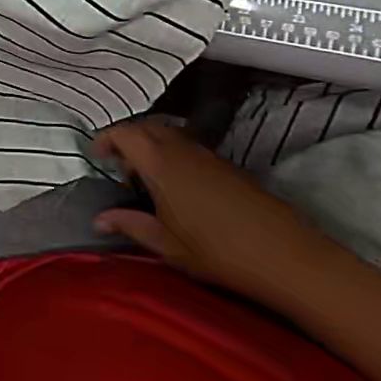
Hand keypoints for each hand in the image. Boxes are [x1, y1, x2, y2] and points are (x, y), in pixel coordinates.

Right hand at [94, 120, 336, 304]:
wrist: (283, 254)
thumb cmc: (216, 250)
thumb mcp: (166, 244)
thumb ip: (130, 225)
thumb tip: (99, 219)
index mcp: (159, 162)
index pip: (124, 133)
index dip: (106, 139)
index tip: (97, 157)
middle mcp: (181, 148)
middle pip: (145, 127)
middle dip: (127, 140)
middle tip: (120, 168)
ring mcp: (206, 154)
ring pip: (168, 135)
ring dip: (151, 147)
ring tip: (147, 180)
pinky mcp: (225, 164)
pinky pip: (187, 146)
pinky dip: (172, 155)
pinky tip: (177, 188)